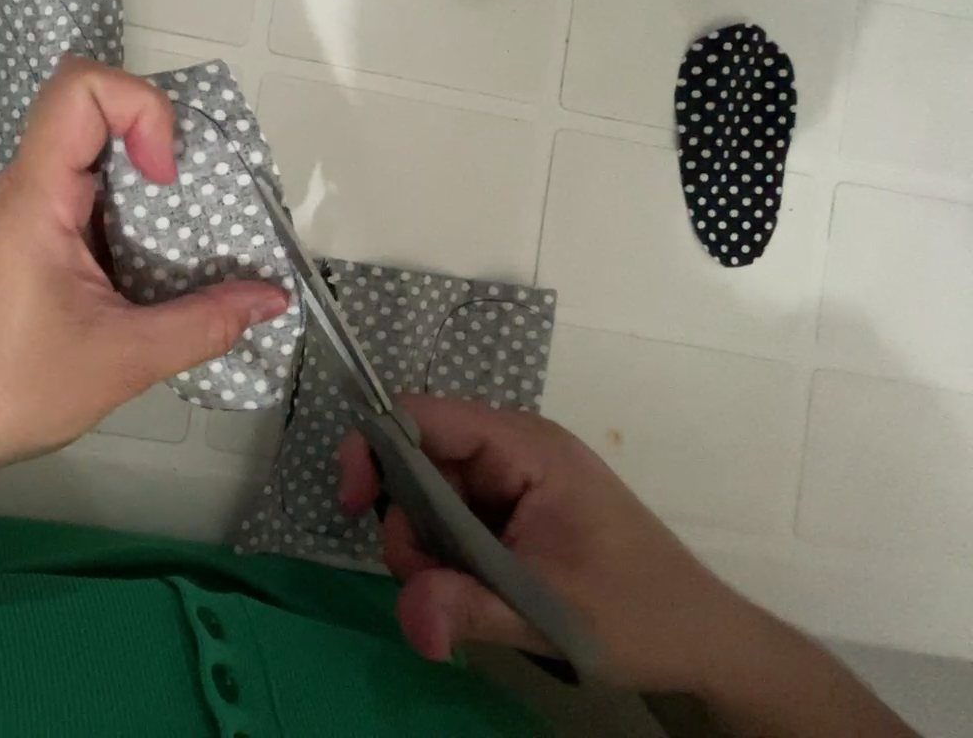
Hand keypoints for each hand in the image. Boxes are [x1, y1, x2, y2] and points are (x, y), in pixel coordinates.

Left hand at [0, 55, 288, 473]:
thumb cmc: (12, 389)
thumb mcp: (123, 359)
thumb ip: (205, 323)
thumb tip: (272, 298)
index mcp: (33, 196)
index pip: (79, 88)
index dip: (139, 106)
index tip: (166, 178)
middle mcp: (18, 187)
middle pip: (88, 117)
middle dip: (154, 147)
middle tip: (195, 210)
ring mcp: (12, 211)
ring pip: (83, 160)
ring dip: (139, 190)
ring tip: (178, 249)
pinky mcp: (15, 236)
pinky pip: (72, 197)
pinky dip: (117, 217)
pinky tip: (140, 272)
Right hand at [337, 395, 759, 691]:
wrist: (711, 647)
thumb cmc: (645, 616)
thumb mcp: (553, 614)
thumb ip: (472, 607)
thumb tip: (410, 621)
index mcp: (524, 447)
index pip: (419, 416)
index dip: (373, 448)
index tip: (353, 503)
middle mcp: (508, 448)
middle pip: (412, 458)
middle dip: (404, 521)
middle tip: (427, 580)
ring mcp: (506, 475)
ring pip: (422, 490)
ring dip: (422, 544)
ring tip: (458, 594)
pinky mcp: (503, 503)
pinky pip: (443, 511)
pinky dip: (440, 550)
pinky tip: (468, 586)